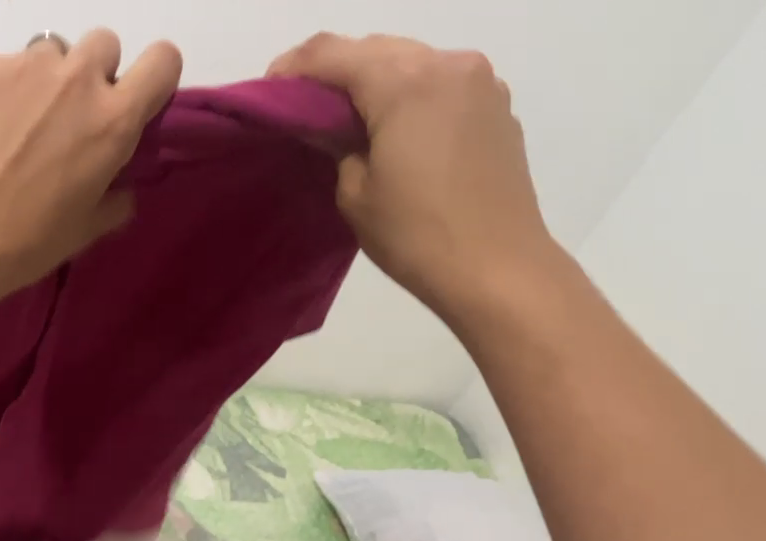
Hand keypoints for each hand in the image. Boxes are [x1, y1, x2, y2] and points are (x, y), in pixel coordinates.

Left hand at [0, 30, 182, 297]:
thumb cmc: (26, 244)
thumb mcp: (86, 230)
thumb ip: (116, 196)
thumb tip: (120, 183)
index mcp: (113, 120)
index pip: (163, 59)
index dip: (151, 78)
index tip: (132, 102)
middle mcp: (76, 79)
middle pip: (104, 45)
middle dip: (93, 76)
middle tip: (67, 122)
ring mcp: (26, 66)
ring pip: (51, 53)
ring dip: (45, 81)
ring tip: (19, 127)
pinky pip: (3, 66)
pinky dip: (0, 91)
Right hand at [269, 34, 562, 318]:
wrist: (495, 267)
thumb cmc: (414, 235)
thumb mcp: (354, 193)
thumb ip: (336, 144)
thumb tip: (328, 126)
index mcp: (406, 83)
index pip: (335, 53)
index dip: (294, 67)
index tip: (269, 89)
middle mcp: (448, 65)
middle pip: (376, 48)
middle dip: (335, 69)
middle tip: (303, 104)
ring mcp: (480, 82)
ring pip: (411, 61)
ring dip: (374, 79)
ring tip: (346, 117)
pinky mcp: (495, 106)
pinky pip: (440, 83)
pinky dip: (408, 94)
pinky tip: (392, 128)